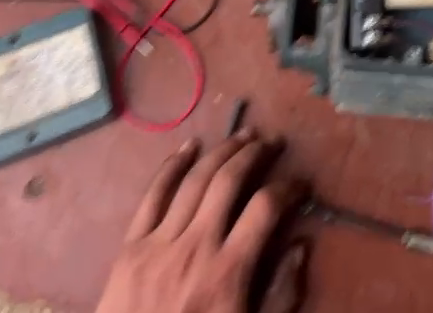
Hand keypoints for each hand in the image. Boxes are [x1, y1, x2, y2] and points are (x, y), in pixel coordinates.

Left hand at [95, 131, 308, 312]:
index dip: (288, 188)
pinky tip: (190, 146)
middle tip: (272, 143)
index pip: (266, 208)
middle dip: (255, 154)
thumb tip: (301, 246)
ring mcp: (159, 244)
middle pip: (229, 180)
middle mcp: (195, 248)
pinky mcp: (131, 248)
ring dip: (222, 151)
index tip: (301, 185)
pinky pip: (153, 195)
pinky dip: (172, 165)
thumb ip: (281, 296)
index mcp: (228, 274)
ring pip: (194, 179)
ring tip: (242, 136)